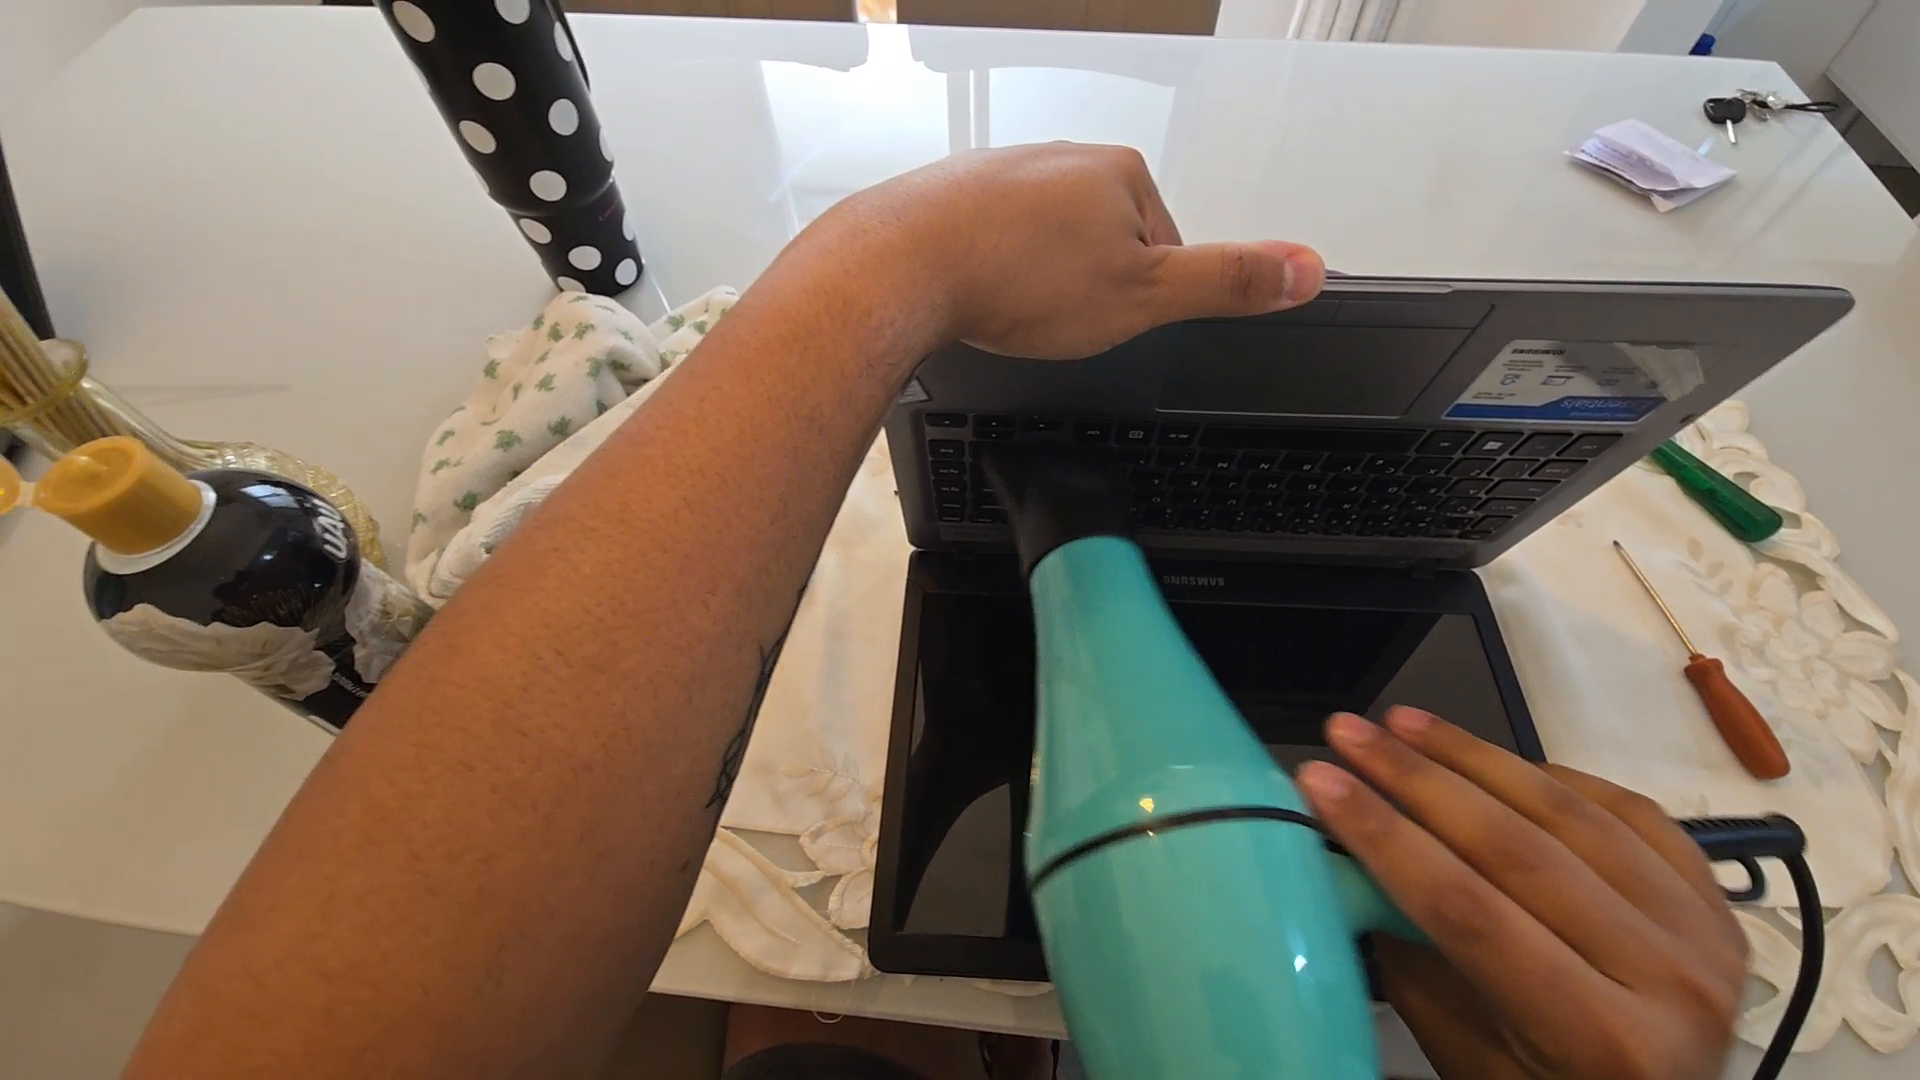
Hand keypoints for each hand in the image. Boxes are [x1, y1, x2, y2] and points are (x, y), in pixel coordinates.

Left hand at [811, 142, 1324, 358]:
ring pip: (1046, 244)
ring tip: (1014, 308)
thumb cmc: (1017, 278)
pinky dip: (993, 272)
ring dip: (1037, 282)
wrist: (906, 266)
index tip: (1113, 319)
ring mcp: (1007, 173)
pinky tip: (980, 292)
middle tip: (1058, 319)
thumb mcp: (1142, 295)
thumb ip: (1223, 282)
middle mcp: (1064, 161)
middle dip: (1087, 289)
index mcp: (1121, 175)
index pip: (1164, 242)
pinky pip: (995, 243)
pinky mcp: (959, 195)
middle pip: (1103, 242)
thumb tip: (1304, 269)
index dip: (1142, 296)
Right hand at [1298, 709, 1746, 1079]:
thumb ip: (1410, 946)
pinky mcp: (1715, 901)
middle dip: (1413, 776)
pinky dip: (1549, 774)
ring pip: (1567, 812)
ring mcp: (1701, 933)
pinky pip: (1627, 810)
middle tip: (1347, 732)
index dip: (1383, 834)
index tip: (1317, 777)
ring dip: (1470, 754)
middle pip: (1516, 848)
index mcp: (1600, 1040)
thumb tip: (1348, 854)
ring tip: (1401, 720)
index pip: (1467, 909)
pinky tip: (1490, 757)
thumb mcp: (1460, 1046)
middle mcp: (1668, 983)